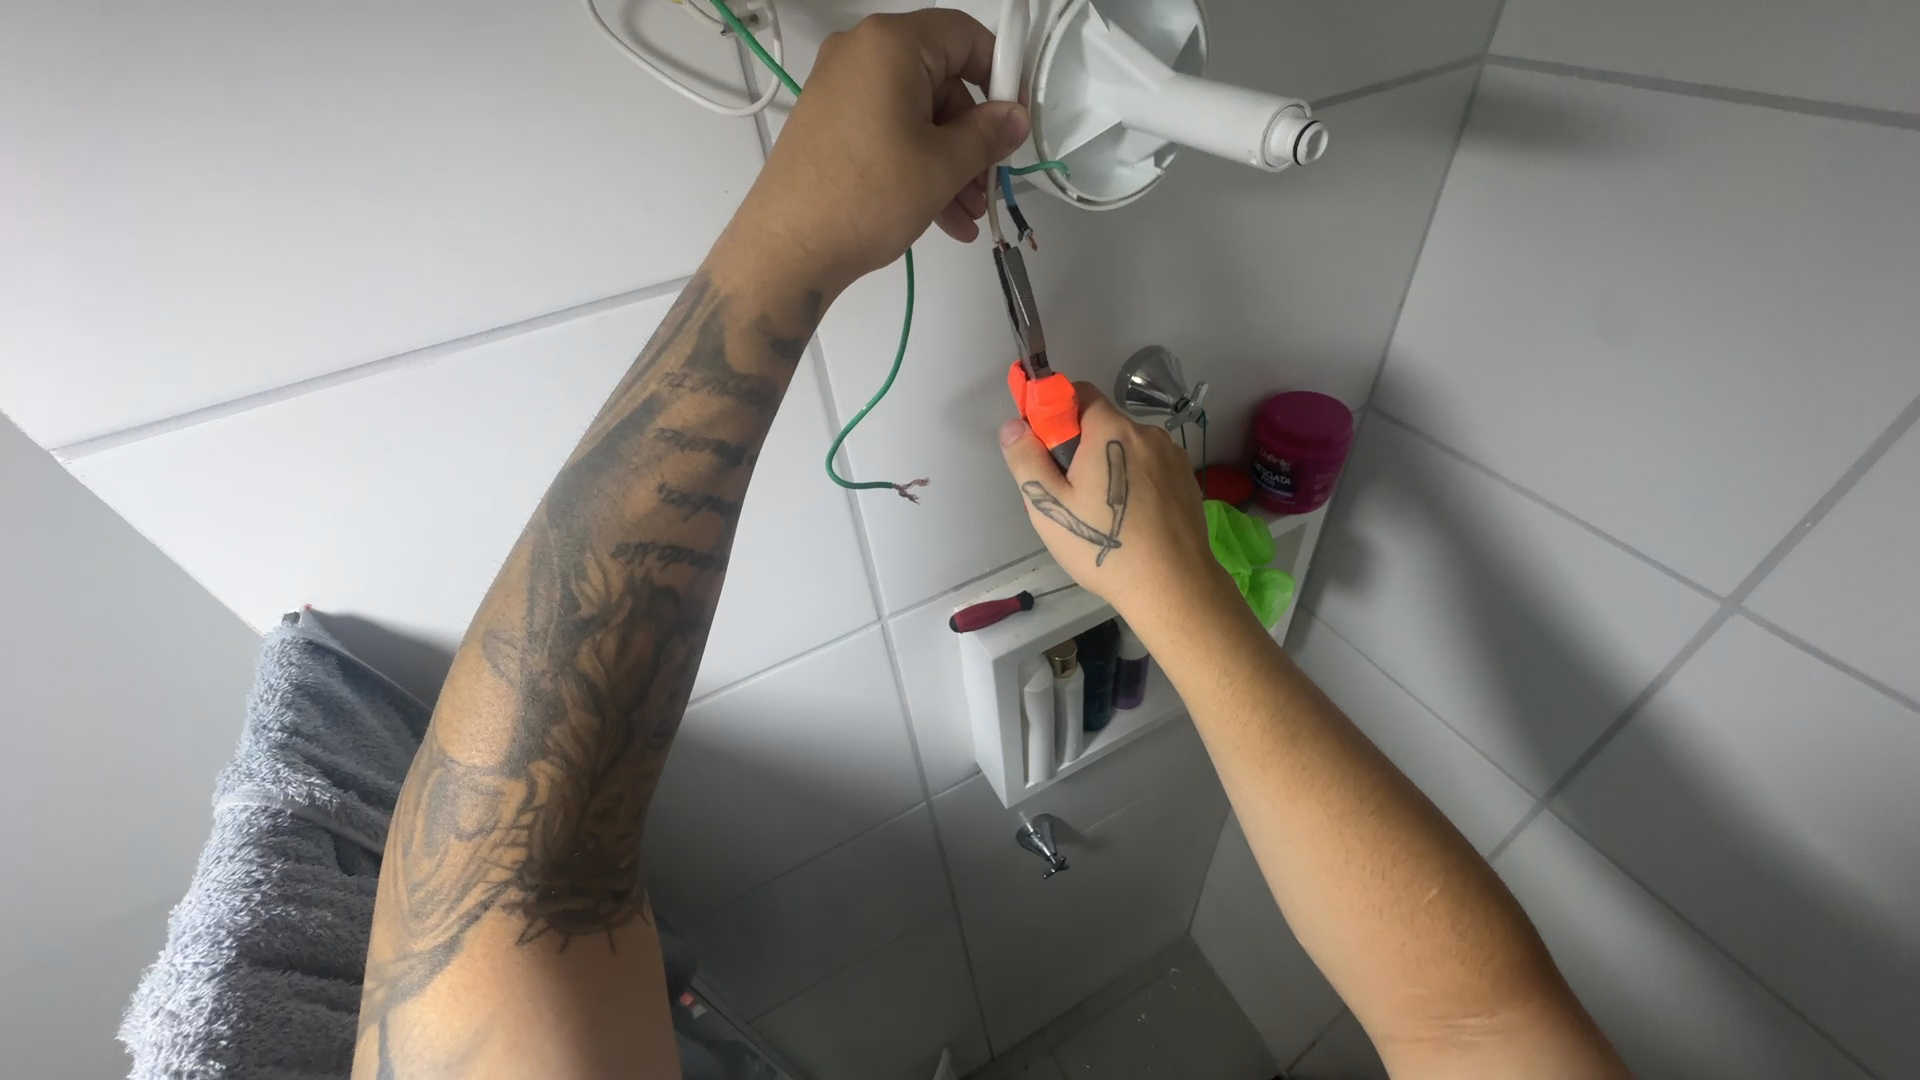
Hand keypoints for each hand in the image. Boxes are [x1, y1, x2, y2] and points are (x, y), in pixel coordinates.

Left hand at [726, 11, 1030, 296]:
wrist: (789, 249)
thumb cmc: (869, 197)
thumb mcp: (942, 167)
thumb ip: (987, 136)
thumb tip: (1015, 117)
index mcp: (891, 45)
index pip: (963, 36)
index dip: (999, 74)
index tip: (1015, 120)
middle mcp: (860, 56)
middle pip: (939, 84)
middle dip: (971, 140)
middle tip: (988, 187)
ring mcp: (840, 94)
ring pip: (915, 120)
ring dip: (949, 167)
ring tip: (968, 217)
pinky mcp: (829, 130)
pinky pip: (888, 139)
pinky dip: (916, 171)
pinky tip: (942, 219)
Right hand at [1000, 385, 1237, 631]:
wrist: (1171, 585)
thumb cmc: (1104, 543)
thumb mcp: (1049, 505)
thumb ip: (1027, 459)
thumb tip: (1014, 426)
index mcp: (1111, 430)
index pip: (1079, 393)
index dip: (1056, 414)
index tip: (1046, 450)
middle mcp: (1147, 433)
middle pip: (1103, 425)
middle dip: (1081, 448)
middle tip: (1070, 494)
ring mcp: (1172, 457)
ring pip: (1128, 449)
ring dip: (1110, 466)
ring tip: (1102, 513)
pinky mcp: (1186, 480)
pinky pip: (1150, 469)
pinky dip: (1136, 483)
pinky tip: (1132, 520)